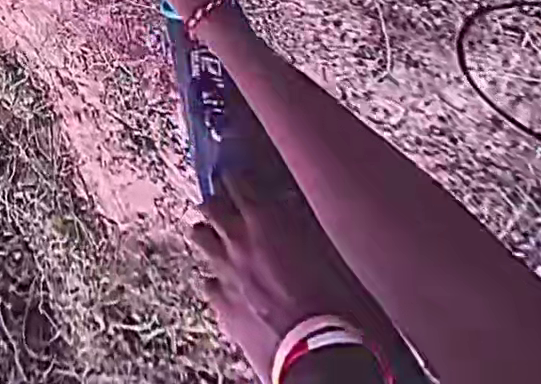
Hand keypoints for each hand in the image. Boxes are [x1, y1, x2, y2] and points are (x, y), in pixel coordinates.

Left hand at [191, 172, 376, 372]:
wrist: (325, 360)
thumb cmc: (340, 305)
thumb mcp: (329, 250)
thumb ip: (300, 220)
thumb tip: (287, 202)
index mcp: (262, 219)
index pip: (235, 180)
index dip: (238, 180)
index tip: (241, 181)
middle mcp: (235, 237)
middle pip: (210, 205)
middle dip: (218, 205)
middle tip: (229, 212)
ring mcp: (224, 269)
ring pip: (199, 236)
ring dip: (211, 237)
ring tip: (223, 244)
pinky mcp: (221, 303)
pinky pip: (209, 281)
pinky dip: (218, 280)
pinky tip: (231, 286)